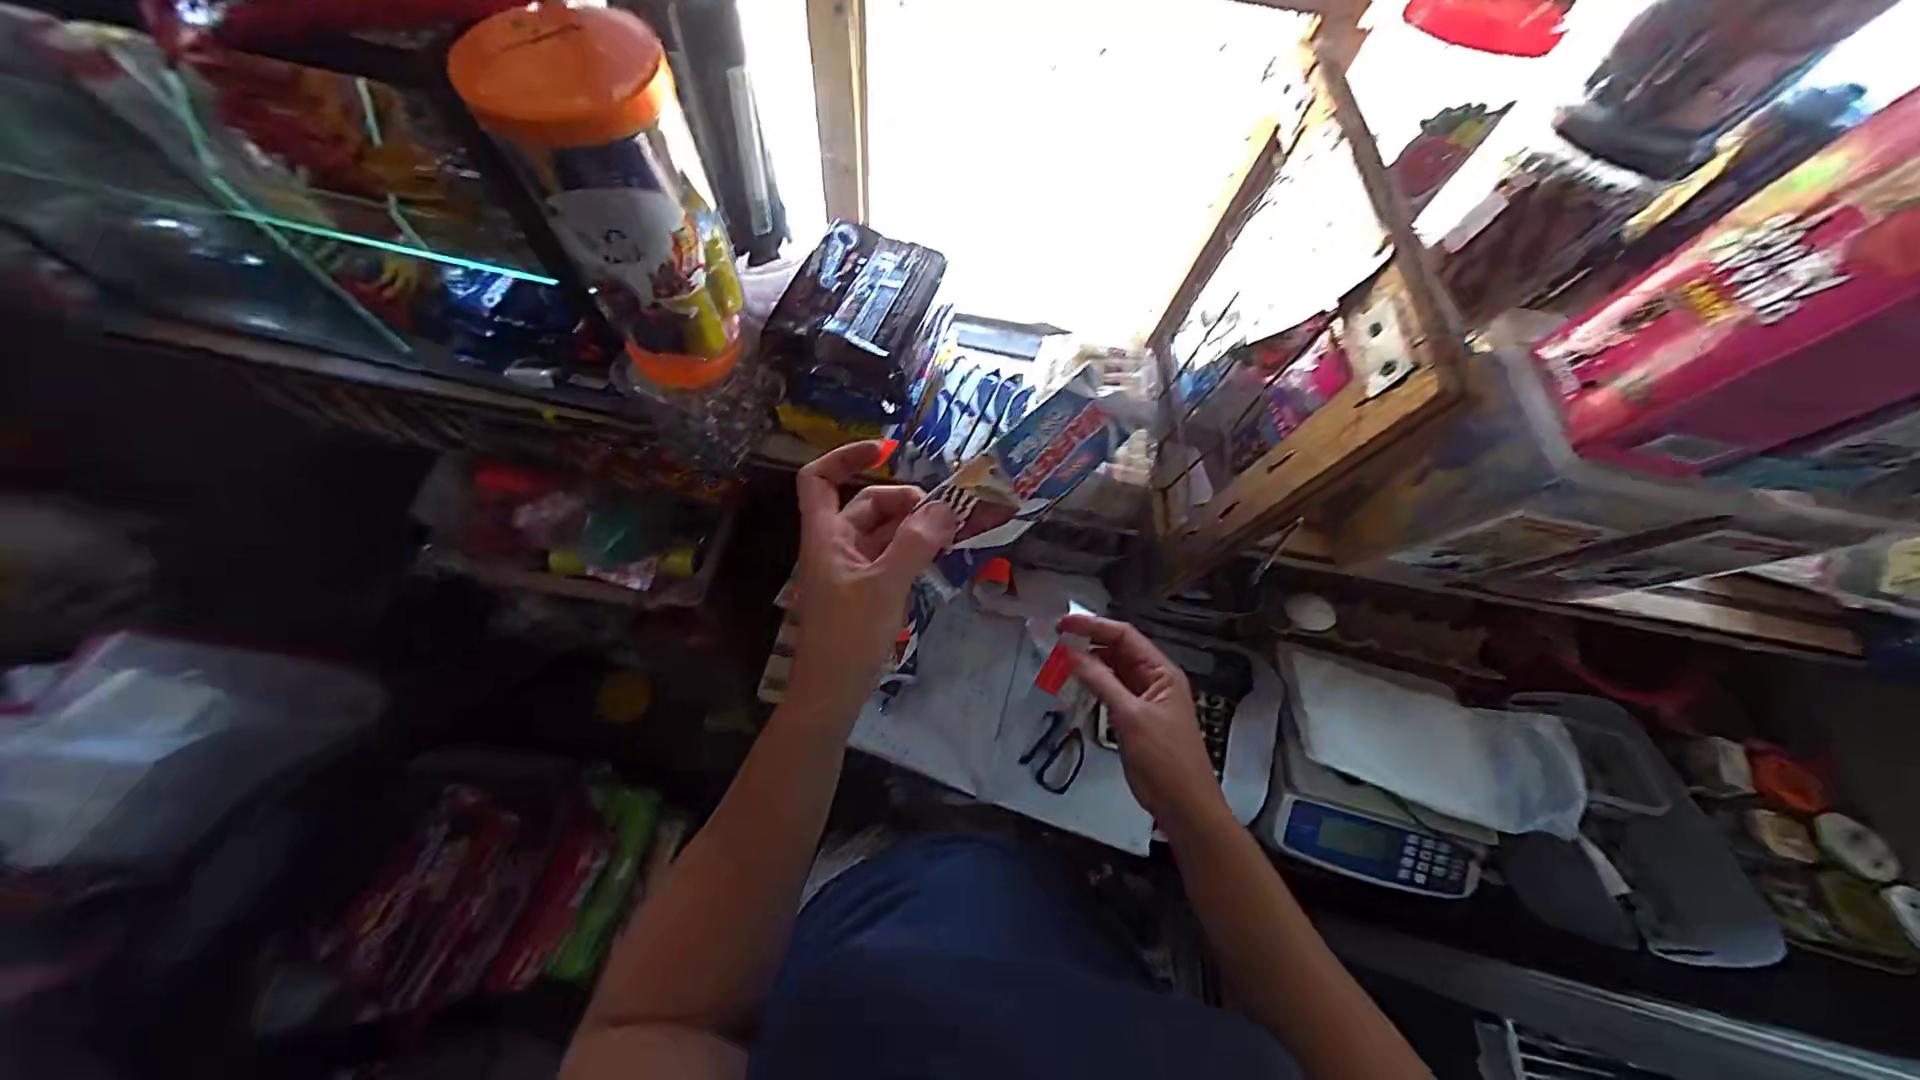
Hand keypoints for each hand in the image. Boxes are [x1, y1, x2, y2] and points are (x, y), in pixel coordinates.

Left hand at [789, 441, 957, 722]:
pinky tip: (937, 555)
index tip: (886, 450)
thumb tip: (946, 508)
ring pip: (883, 531)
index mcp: (825, 535)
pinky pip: (891, 555)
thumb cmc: (848, 637)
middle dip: (903, 501)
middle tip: (943, 515)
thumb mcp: (885, 586)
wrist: (832, 692)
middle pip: (865, 503)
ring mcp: (851, 567)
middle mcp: (835, 544)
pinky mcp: (866, 588)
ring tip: (949, 532)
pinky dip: (913, 549)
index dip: (846, 456)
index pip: (818, 478)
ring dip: (914, 526)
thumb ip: (915, 544)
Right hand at [1059, 614, 1233, 837]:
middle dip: (1089, 641)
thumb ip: (1101, 682)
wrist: (1184, 805)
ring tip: (1060, 657)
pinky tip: (1075, 681)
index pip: (1125, 636)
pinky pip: (1112, 690)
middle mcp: (1154, 679)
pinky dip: (1093, 683)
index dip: (1094, 626)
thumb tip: (1072, 653)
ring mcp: (1144, 699)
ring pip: (1113, 669)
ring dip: (1089, 662)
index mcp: (1162, 672)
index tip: (1064, 624)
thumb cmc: (1165, 759)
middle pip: (1119, 649)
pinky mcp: (1134, 717)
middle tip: (1056, 639)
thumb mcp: (1131, 716)